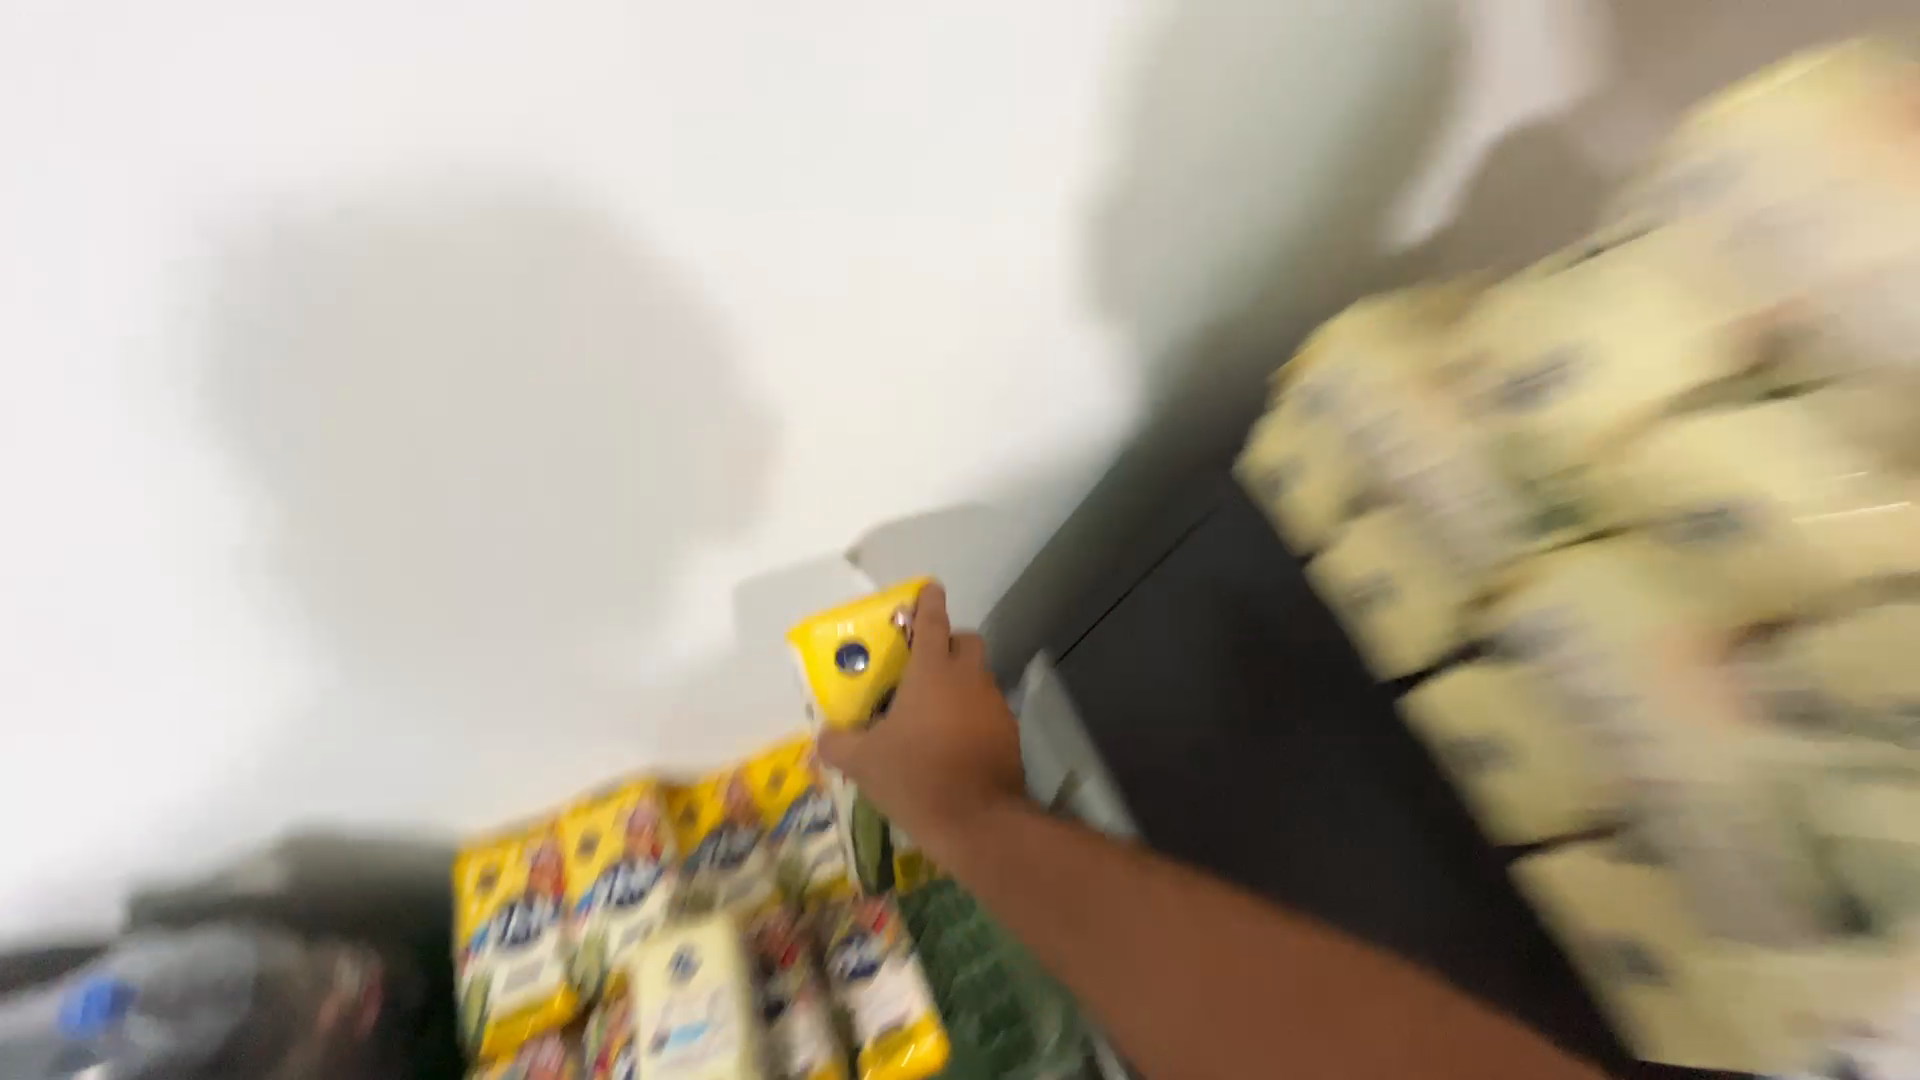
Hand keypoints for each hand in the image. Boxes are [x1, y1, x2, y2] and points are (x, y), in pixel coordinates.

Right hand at [817, 583, 1026, 851]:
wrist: (977, 820)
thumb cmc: (915, 776)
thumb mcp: (864, 763)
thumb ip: (839, 743)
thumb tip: (823, 738)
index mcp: (933, 670)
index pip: (932, 620)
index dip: (928, 601)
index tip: (929, 588)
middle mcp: (968, 677)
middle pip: (965, 641)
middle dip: (949, 644)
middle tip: (924, 669)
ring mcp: (994, 704)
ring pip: (979, 677)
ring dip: (961, 684)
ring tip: (935, 715)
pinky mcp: (1009, 733)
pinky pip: (989, 711)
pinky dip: (974, 717)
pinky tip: (956, 746)